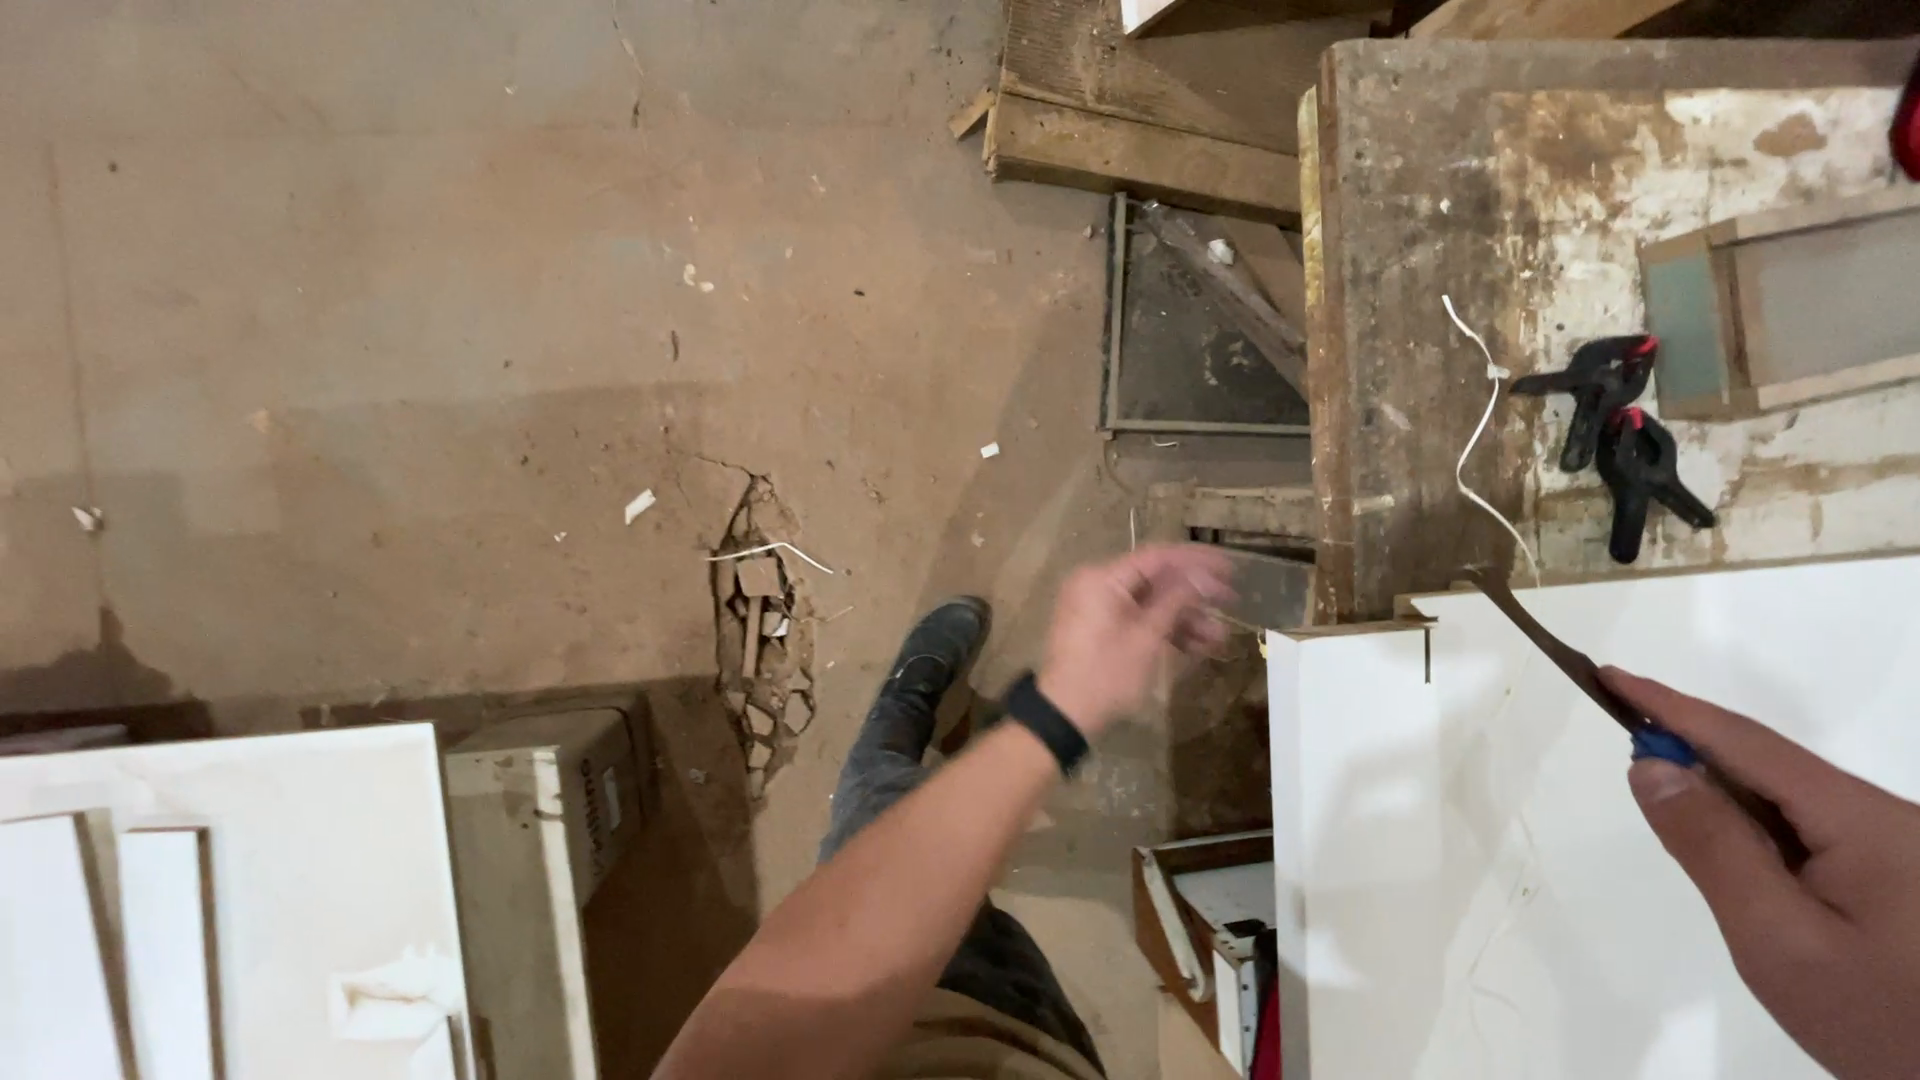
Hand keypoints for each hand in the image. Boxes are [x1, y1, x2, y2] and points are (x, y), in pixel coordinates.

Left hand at [1036, 544, 1235, 737]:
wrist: (1064, 715)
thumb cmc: (1106, 675)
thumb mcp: (1146, 637)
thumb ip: (1176, 600)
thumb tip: (1204, 575)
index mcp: (1102, 578)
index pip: (1157, 557)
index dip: (1196, 561)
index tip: (1230, 567)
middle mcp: (1097, 584)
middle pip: (1155, 581)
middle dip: (1194, 597)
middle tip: (1231, 602)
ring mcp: (1098, 607)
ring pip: (1149, 604)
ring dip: (1184, 619)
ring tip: (1219, 638)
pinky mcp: (1101, 629)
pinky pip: (1137, 619)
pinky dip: (1163, 631)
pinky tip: (1197, 647)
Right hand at [1603, 668, 1919, 1079]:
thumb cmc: (1884, 1021)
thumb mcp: (1777, 939)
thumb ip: (1711, 845)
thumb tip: (1650, 766)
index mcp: (1869, 824)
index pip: (1745, 743)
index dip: (1670, 705)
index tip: (1606, 674)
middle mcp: (1894, 821)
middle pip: (1769, 765)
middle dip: (1691, 747)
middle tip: (1626, 752)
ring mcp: (1906, 849)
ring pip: (1789, 798)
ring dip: (1722, 793)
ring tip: (1671, 806)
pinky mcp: (1906, 876)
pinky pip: (1811, 827)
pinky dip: (1755, 822)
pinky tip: (1738, 852)